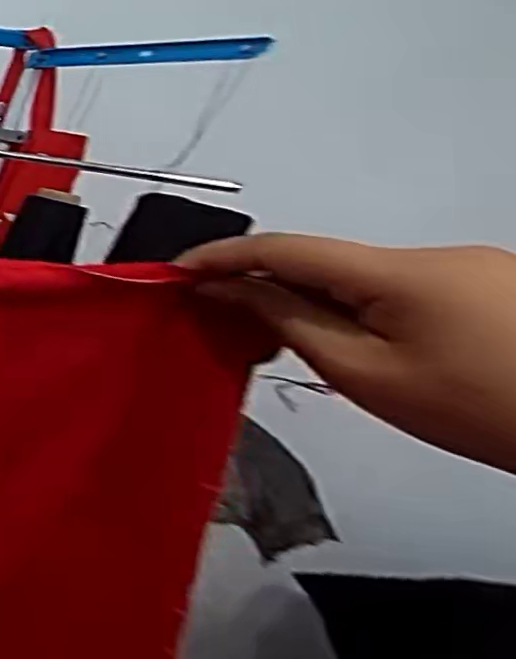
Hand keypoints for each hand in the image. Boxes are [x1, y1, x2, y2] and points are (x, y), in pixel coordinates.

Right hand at [179, 234, 515, 473]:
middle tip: (223, 316)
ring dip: (314, 298)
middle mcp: (441, 257)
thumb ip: (282, 318)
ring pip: (359, 275)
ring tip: (297, 340)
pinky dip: (360, 307)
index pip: (278, 247)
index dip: (216, 256)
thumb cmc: (498, 411)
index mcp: (402, 271)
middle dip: (264, 283)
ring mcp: (478, 271)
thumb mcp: (362, 371)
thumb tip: (227, 288)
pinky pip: (400, 287)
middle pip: (318, 260)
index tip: (174, 272)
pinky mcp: (500, 291)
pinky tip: (361, 342)